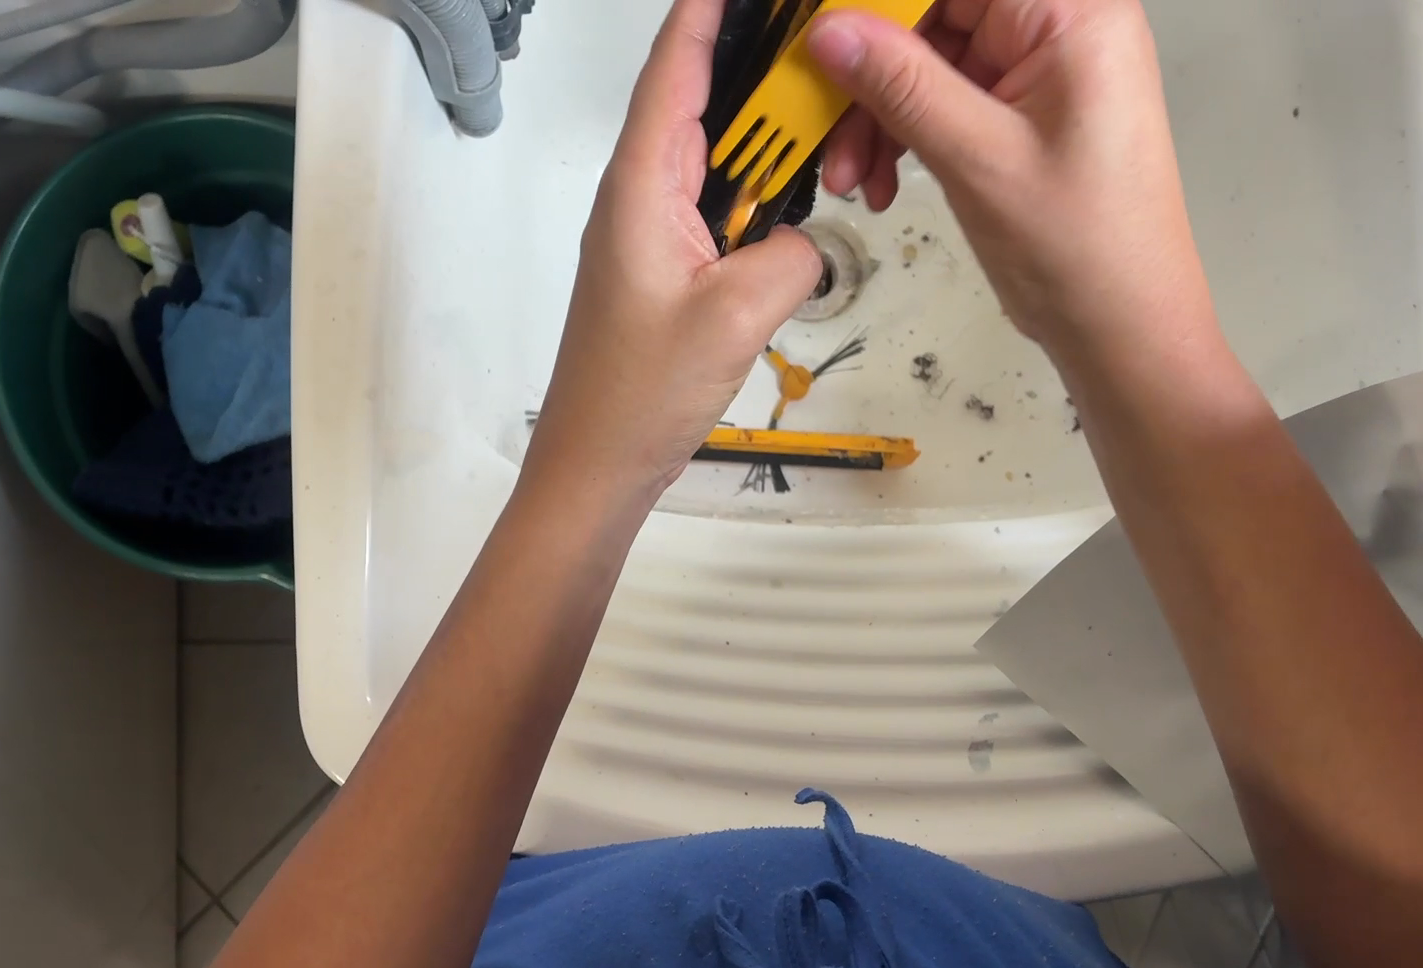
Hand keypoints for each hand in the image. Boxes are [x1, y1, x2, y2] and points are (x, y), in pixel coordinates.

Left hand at [524, 0, 822, 504]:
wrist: (597, 466)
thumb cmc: (642, 395)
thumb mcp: (737, 315)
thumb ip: (794, 254)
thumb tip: (809, 239)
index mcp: (640, 186)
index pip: (676, 63)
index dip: (714, 8)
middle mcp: (638, 200)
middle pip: (700, 103)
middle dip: (762, 73)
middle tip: (825, 65)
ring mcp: (650, 242)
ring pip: (712, 166)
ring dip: (764, 149)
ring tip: (825, 130)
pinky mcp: (664, 280)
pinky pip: (714, 219)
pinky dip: (755, 207)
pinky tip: (791, 215)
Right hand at [807, 0, 1219, 364]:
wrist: (1115, 320)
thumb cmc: (1070, 239)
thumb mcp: (977, 157)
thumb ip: (902, 87)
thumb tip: (828, 28)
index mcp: (1068, 10)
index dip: (880, 12)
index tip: (820, 53)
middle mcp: (1053, 26)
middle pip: (934, 24)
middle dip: (871, 85)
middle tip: (831, 151)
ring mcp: (1032, 76)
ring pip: (927, 72)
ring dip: (877, 125)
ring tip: (852, 186)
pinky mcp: (1013, 120)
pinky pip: (939, 111)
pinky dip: (901, 145)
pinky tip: (883, 188)